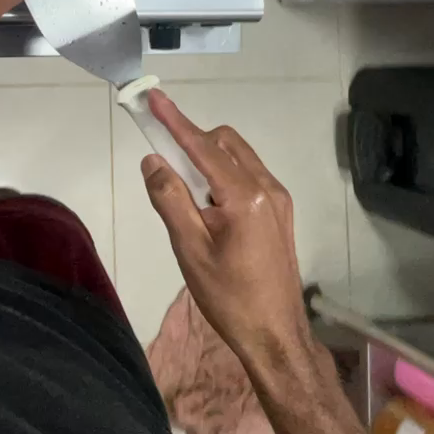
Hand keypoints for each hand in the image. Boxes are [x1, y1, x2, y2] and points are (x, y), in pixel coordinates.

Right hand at [141, 90, 320, 373]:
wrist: (276, 336)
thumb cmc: (228, 296)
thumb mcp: (188, 248)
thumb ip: (169, 198)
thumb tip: (153, 160)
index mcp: (244, 195)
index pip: (202, 146)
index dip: (175, 120)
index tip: (154, 96)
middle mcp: (267, 188)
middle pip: (225, 142)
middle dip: (193, 139)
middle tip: (166, 161)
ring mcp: (278, 199)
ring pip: (238, 157)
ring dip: (208, 158)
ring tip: (185, 191)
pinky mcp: (280, 212)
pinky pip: (247, 175)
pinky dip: (222, 175)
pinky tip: (208, 206)